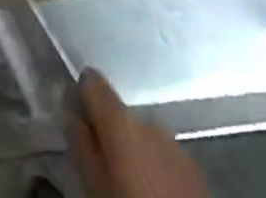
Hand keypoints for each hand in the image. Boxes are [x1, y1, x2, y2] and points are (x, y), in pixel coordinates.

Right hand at [66, 70, 207, 197]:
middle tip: (100, 153)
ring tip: (125, 172)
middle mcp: (148, 121)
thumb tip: (72, 114)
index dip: (82, 90)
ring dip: (132, 144)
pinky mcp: (193, 165)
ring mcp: (174, 142)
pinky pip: (163, 151)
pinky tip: (151, 182)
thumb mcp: (92, 179)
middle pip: (119, 112)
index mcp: (119, 119)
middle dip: (108, 127)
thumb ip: (80, 141)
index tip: (76, 108)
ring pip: (142, 132)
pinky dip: (153, 159)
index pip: (94, 82)